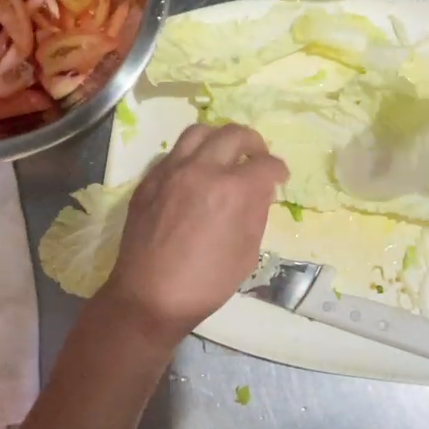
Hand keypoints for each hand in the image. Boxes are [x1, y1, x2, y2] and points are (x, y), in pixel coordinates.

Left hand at [95, 123, 289, 345]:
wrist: (151, 296)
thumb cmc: (207, 283)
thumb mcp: (247, 252)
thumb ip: (256, 212)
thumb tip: (260, 190)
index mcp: (233, 190)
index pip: (266, 164)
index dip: (278, 170)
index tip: (280, 177)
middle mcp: (202, 170)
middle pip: (234, 134)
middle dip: (254, 143)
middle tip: (257, 157)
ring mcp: (171, 171)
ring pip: (199, 132)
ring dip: (219, 139)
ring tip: (225, 155)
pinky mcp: (149, 181)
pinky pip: (174, 153)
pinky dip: (192, 156)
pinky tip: (196, 175)